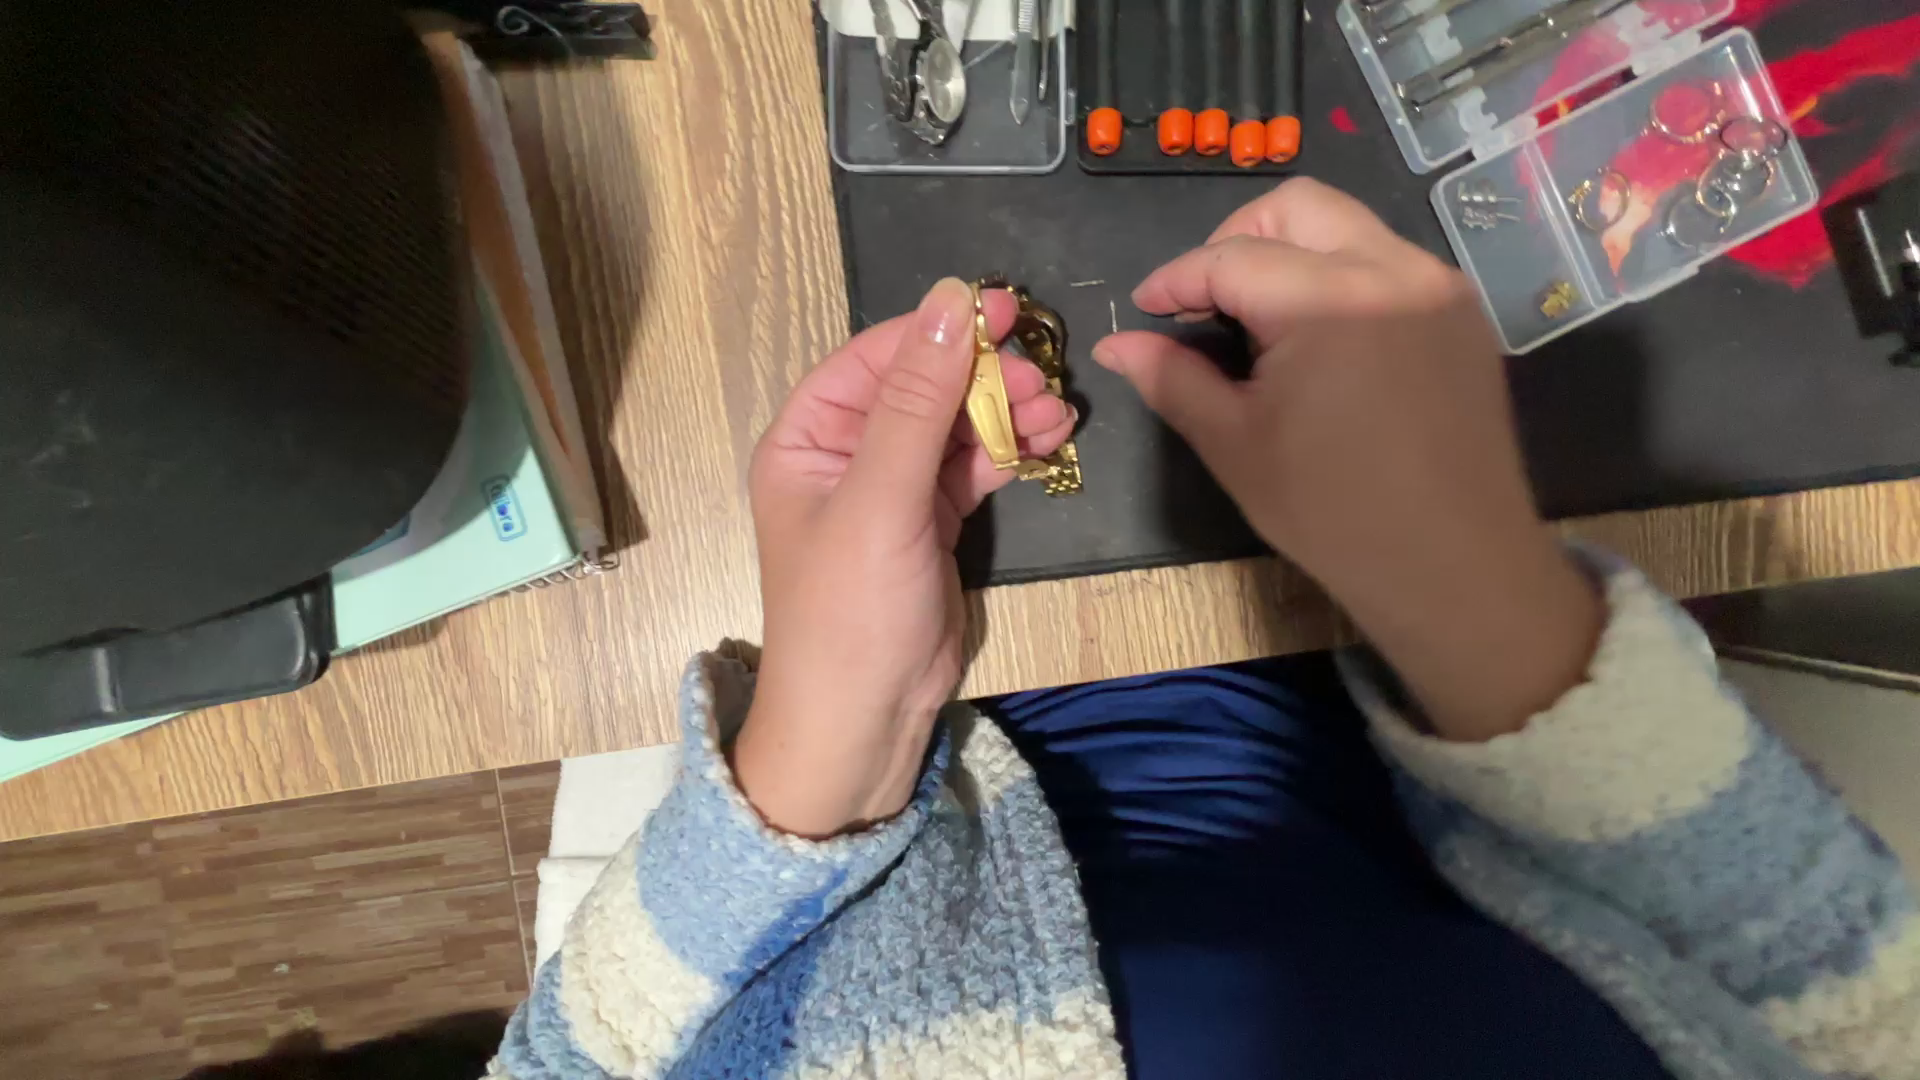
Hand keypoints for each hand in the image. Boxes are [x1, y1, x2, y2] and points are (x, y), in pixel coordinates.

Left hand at [734, 278, 1076, 836]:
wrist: (867, 717)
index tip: (1000, 308)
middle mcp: (848, 455)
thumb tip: (949, 302)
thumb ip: (916, 402)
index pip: (874, 360)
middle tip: (1039, 376)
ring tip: (1057, 413)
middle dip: (981, 379)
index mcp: (809, 438)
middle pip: (921, 390)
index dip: (935, 331)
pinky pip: (971, 468)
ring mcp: (893, 489)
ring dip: (1004, 415)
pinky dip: (1007, 452)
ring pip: (953, 428)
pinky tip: (1047, 440)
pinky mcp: (931, 521)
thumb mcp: (881, 499)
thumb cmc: (852, 608)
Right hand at [1094, 179, 1601, 740]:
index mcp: (1329, 303)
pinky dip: (1330, 277)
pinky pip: (1382, 262)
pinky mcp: (1458, 314)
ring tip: (1250, 322)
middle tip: (1199, 301)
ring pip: (1345, 228)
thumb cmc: (1327, 509)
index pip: (1231, 258)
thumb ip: (1170, 378)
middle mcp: (1393, 269)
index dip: (1175, 278)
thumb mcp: (1232, 443)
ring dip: (1283, 255)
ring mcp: (1437, 286)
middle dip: (1232, 241)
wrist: (1449, 563)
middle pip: (1297, 207)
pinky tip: (1310, 341)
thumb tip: (1114, 344)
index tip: (1142, 309)